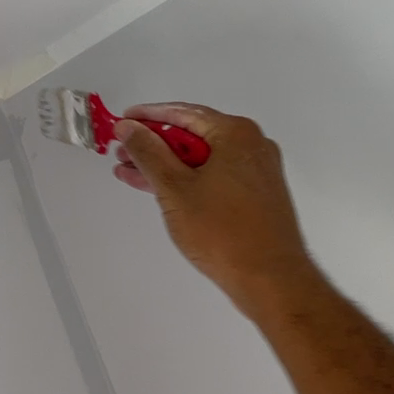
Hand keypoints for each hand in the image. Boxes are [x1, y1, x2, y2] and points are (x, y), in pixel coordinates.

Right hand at [113, 103, 322, 320]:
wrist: (271, 281)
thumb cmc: (222, 232)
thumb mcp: (173, 187)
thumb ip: (147, 152)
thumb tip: (129, 127)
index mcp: (235, 134)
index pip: (182, 113)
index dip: (147, 117)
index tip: (122, 122)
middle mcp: (251, 145)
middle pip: (192, 135)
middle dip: (154, 144)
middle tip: (122, 150)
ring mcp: (256, 171)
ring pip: (200, 158)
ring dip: (165, 164)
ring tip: (130, 172)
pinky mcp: (255, 194)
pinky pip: (212, 176)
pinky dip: (185, 179)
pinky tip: (157, 189)